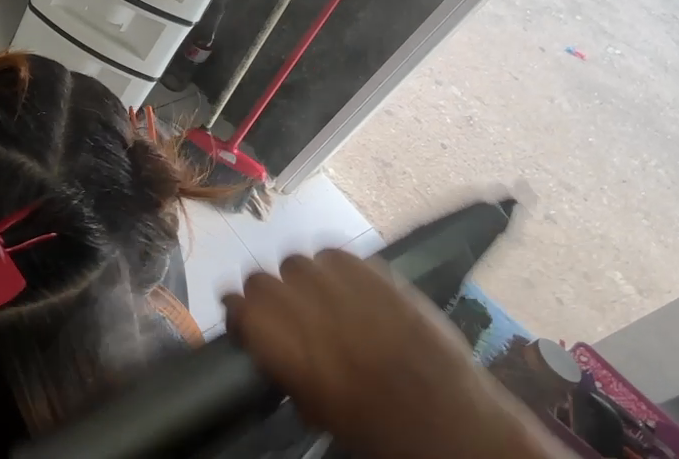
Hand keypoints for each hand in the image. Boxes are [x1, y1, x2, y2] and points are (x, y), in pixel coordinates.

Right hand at [223, 250, 561, 458]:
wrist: (445, 416)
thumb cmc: (373, 423)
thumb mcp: (312, 406)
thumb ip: (282, 366)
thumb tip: (270, 349)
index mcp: (270, 335)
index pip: (233, 302)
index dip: (243, 314)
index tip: (253, 324)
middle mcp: (291, 296)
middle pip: (259, 278)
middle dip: (272, 296)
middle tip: (295, 319)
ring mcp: (329, 276)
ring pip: (296, 261)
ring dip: (305, 281)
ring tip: (327, 304)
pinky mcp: (365, 264)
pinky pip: (333, 255)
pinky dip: (337, 270)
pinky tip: (352, 293)